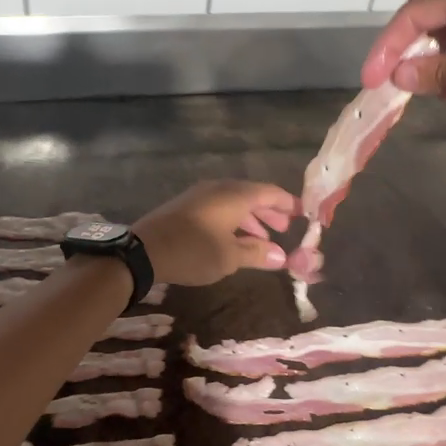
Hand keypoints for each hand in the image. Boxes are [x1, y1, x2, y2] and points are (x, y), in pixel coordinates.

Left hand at [134, 181, 299, 286]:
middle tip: (284, 229)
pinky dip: (232, 221)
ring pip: (234, 202)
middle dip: (270, 213)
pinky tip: (233, 240)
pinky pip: (218, 208)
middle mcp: (218, 188)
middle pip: (252, 195)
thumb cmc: (193, 251)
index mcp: (234, 195)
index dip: (288, 204)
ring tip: (261, 240)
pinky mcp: (185, 207)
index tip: (303, 214)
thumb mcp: (229, 257)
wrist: (142, 251)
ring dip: (250, 219)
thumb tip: (281, 257)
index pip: (270, 193)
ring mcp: (199, 196)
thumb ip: (257, 253)